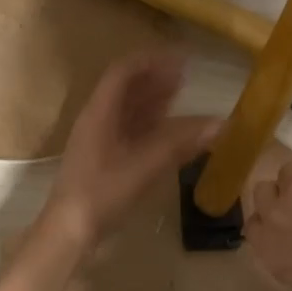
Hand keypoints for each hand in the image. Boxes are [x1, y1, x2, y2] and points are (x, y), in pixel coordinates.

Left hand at [44, 49, 220, 244]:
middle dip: (155, 80)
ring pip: (128, 111)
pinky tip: (171, 133)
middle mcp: (97, 121)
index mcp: (99, 113)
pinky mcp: (104, 162)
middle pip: (126, 89)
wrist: (70, 232)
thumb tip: (221, 123)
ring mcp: (99, 142)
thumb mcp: (144, 165)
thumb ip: (181, 142)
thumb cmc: (102, 192)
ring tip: (181, 97)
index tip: (180, 58)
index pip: (123, 72)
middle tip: (186, 77)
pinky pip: (129, 133)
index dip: (151, 61)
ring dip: (153, 101)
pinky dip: (151, 126)